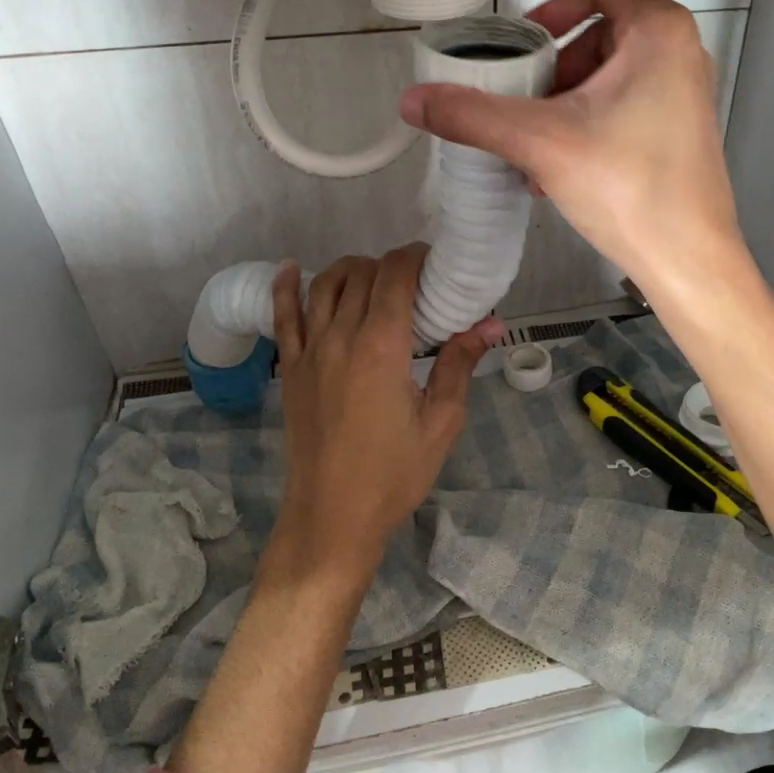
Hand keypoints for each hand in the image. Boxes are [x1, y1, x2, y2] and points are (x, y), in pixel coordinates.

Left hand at [264, 244, 494, 583]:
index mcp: (382, 346)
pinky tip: (292, 268)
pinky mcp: (290, 370)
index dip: (416, 257)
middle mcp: (341, 337)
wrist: (333, 515)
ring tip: (373, 276)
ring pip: (324, 286)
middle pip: (362, 274)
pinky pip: (282, 318)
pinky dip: (285, 288)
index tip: (434, 261)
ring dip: (350, 270)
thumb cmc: (394, 473)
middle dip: (390, 265)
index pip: (396, 275)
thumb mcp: (441, 422)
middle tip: (416, 281)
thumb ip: (459, 364)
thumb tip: (491, 322)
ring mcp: (309, 352)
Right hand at [398, 0, 740, 295]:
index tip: (525, 48)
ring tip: (535, 148)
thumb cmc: (626, 186)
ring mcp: (684, 93)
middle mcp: (680, 51)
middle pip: (600, 29)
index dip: (553, 3)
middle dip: (553, 67)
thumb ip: (473, 116)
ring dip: (562, 103)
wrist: (688, 260)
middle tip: (525, 105)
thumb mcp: (540, 143)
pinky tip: (555, 171)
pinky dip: (586, 124)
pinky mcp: (680, 130)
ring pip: (608, 74)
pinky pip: (623, 106)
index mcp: (658, 30)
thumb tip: (411, 101)